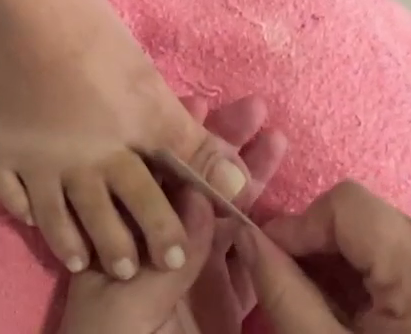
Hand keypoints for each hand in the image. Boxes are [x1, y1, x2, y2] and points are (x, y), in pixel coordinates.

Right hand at [0, 0, 258, 278]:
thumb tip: (159, 123)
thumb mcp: (120, 35)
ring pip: (73, 221)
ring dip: (93, 244)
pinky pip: (18, 202)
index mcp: (137, 108)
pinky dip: (32, 218)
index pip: (181, 164)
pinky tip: (36, 223)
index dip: (203, 190)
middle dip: (154, 236)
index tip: (223, 207)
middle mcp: (95, 146)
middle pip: (133, 206)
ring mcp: (41, 156)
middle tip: (164, 261)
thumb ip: (145, 89)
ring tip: (101, 262)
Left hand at [57, 96, 289, 333]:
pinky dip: (271, 239)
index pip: (149, 175)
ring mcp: (193, 277)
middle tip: (254, 107)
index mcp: (122, 236)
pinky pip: (251, 267)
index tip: (197, 100)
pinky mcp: (224, 310)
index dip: (173, 138)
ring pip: (230, 218)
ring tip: (276, 138)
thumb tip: (200, 200)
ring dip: (254, 180)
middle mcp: (160, 247)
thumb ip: (163, 261)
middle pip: (197, 186)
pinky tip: (289, 212)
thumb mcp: (121, 309)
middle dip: (224, 146)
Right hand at [243, 181, 410, 332]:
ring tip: (330, 315)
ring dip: (346, 267)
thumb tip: (245, 235)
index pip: (346, 205)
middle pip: (367, 220)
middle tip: (294, 295)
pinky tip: (366, 325)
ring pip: (387, 238)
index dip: (297, 227)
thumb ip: (284, 292)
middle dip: (321, 250)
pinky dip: (377, 283)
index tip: (268, 262)